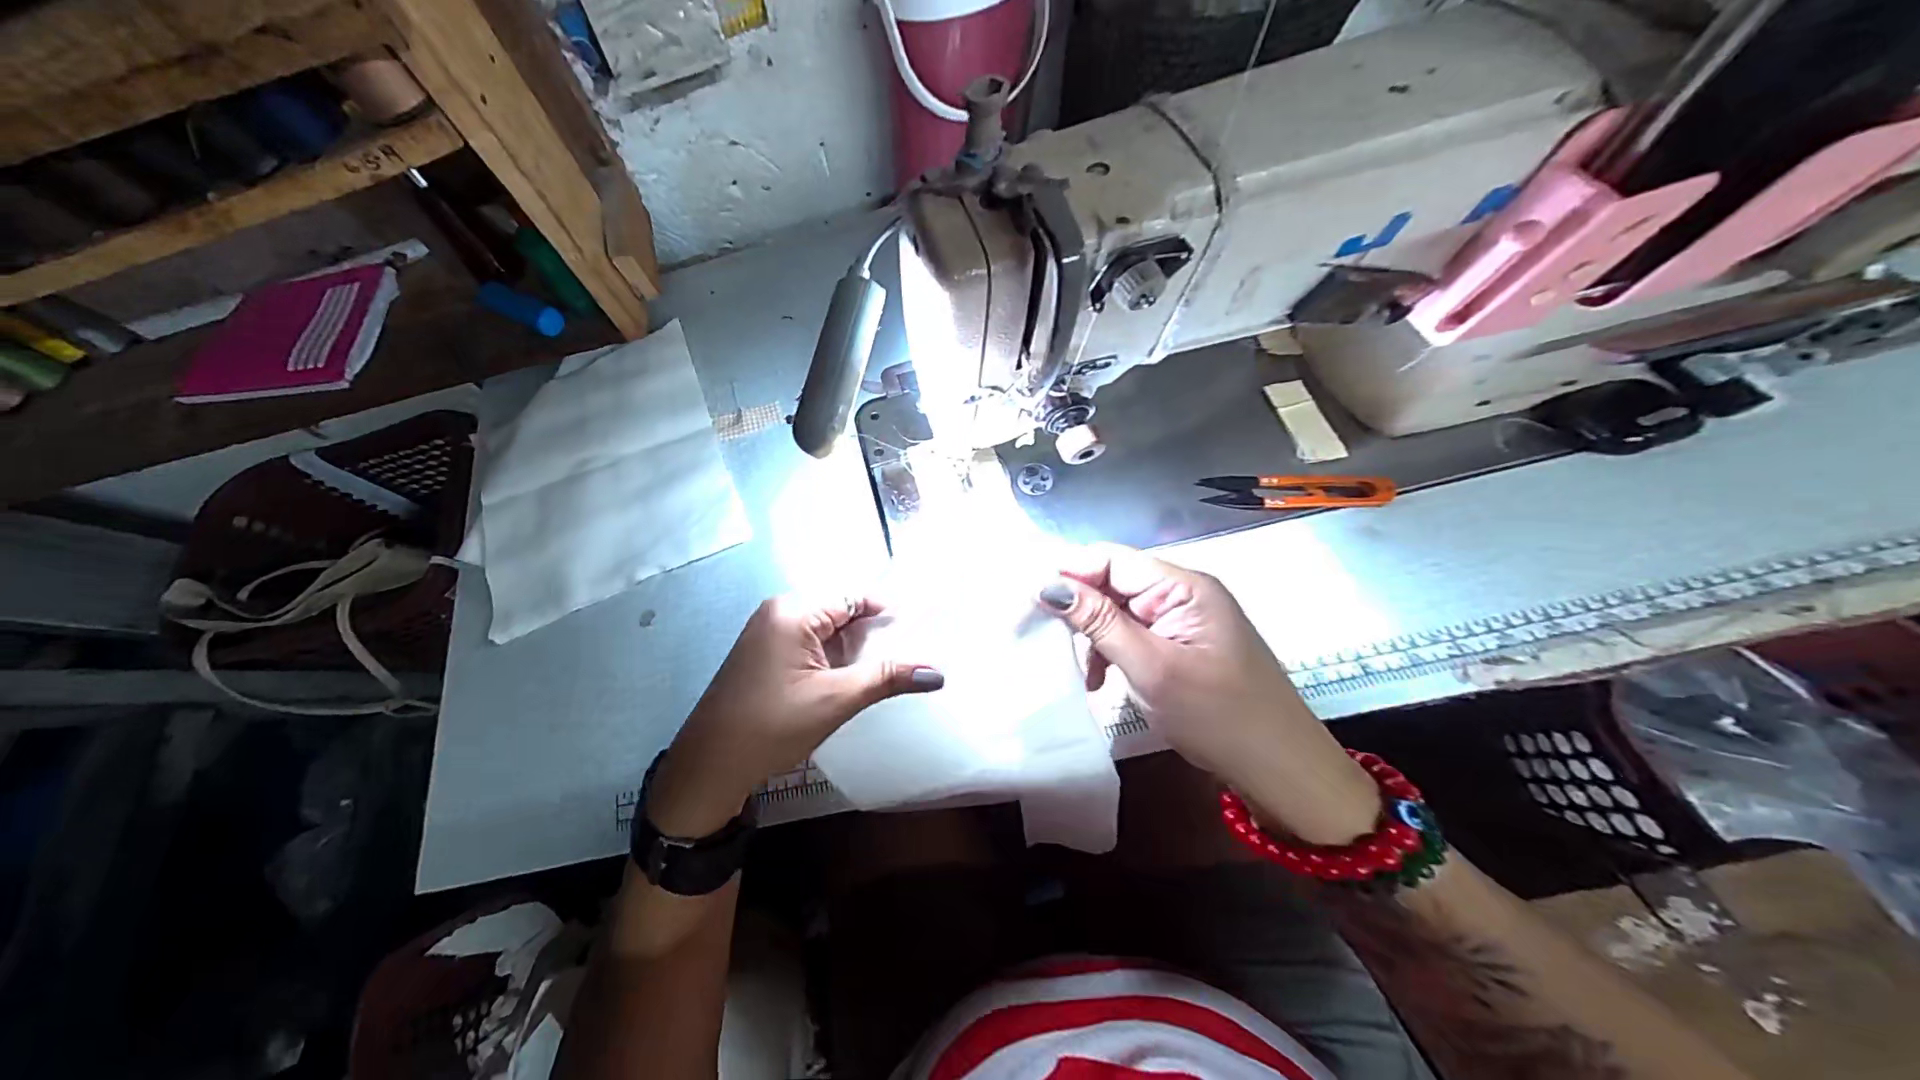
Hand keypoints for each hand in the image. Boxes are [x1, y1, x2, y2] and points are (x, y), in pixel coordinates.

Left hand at [648, 595, 943, 836]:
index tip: (923, 630)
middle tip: (912, 652)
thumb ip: (888, 678)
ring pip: (826, 630)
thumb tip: (938, 673)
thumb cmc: (772, 726)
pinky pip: (809, 644)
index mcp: (793, 611)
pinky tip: (854, 679)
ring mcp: (767, 633)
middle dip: (874, 632)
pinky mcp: (764, 655)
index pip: (854, 597)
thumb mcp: (836, 700)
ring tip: (890, 668)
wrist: (709, 766)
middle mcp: (778, 612)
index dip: (889, 611)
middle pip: (840, 611)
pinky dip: (834, 658)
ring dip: (855, 648)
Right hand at [1039, 545, 1379, 845]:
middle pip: (1114, 583)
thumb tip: (1048, 586)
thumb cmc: (1217, 716)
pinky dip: (1114, 653)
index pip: (1112, 559)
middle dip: (1080, 611)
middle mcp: (1184, 593)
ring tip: (1085, 674)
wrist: (1281, 769)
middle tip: (1049, 643)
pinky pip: (1136, 635)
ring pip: (1121, 611)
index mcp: (1183, 586)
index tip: (1030, 602)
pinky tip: (1103, 680)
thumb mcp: (1151, 668)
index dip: (1069, 574)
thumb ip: (1099, 623)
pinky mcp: (1184, 645)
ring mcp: (1185, 620)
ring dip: (1095, 637)